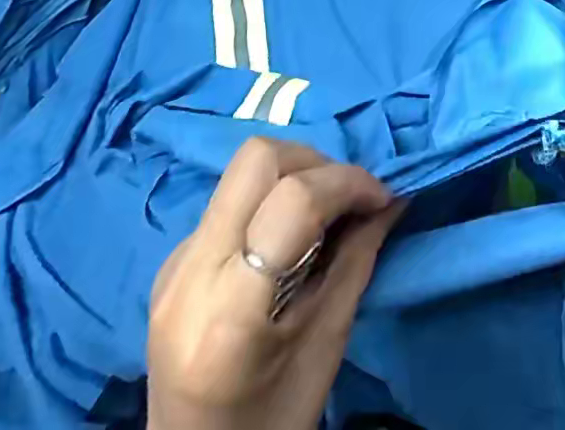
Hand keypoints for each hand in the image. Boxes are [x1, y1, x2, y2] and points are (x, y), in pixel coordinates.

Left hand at [148, 138, 401, 429]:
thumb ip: (358, 258)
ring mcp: (174, 262)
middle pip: (256, 160)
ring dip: (297, 173)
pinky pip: (231, 199)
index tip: (382, 200)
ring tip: (326, 213)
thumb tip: (393, 199)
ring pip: (242, 171)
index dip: (348, 184)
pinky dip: (273, 198)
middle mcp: (191, 271)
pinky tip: (290, 238)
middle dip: (318, 163)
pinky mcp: (171, 260)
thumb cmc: (273, 417)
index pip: (292, 201)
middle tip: (350, 199)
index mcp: (229, 309)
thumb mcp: (328, 341)